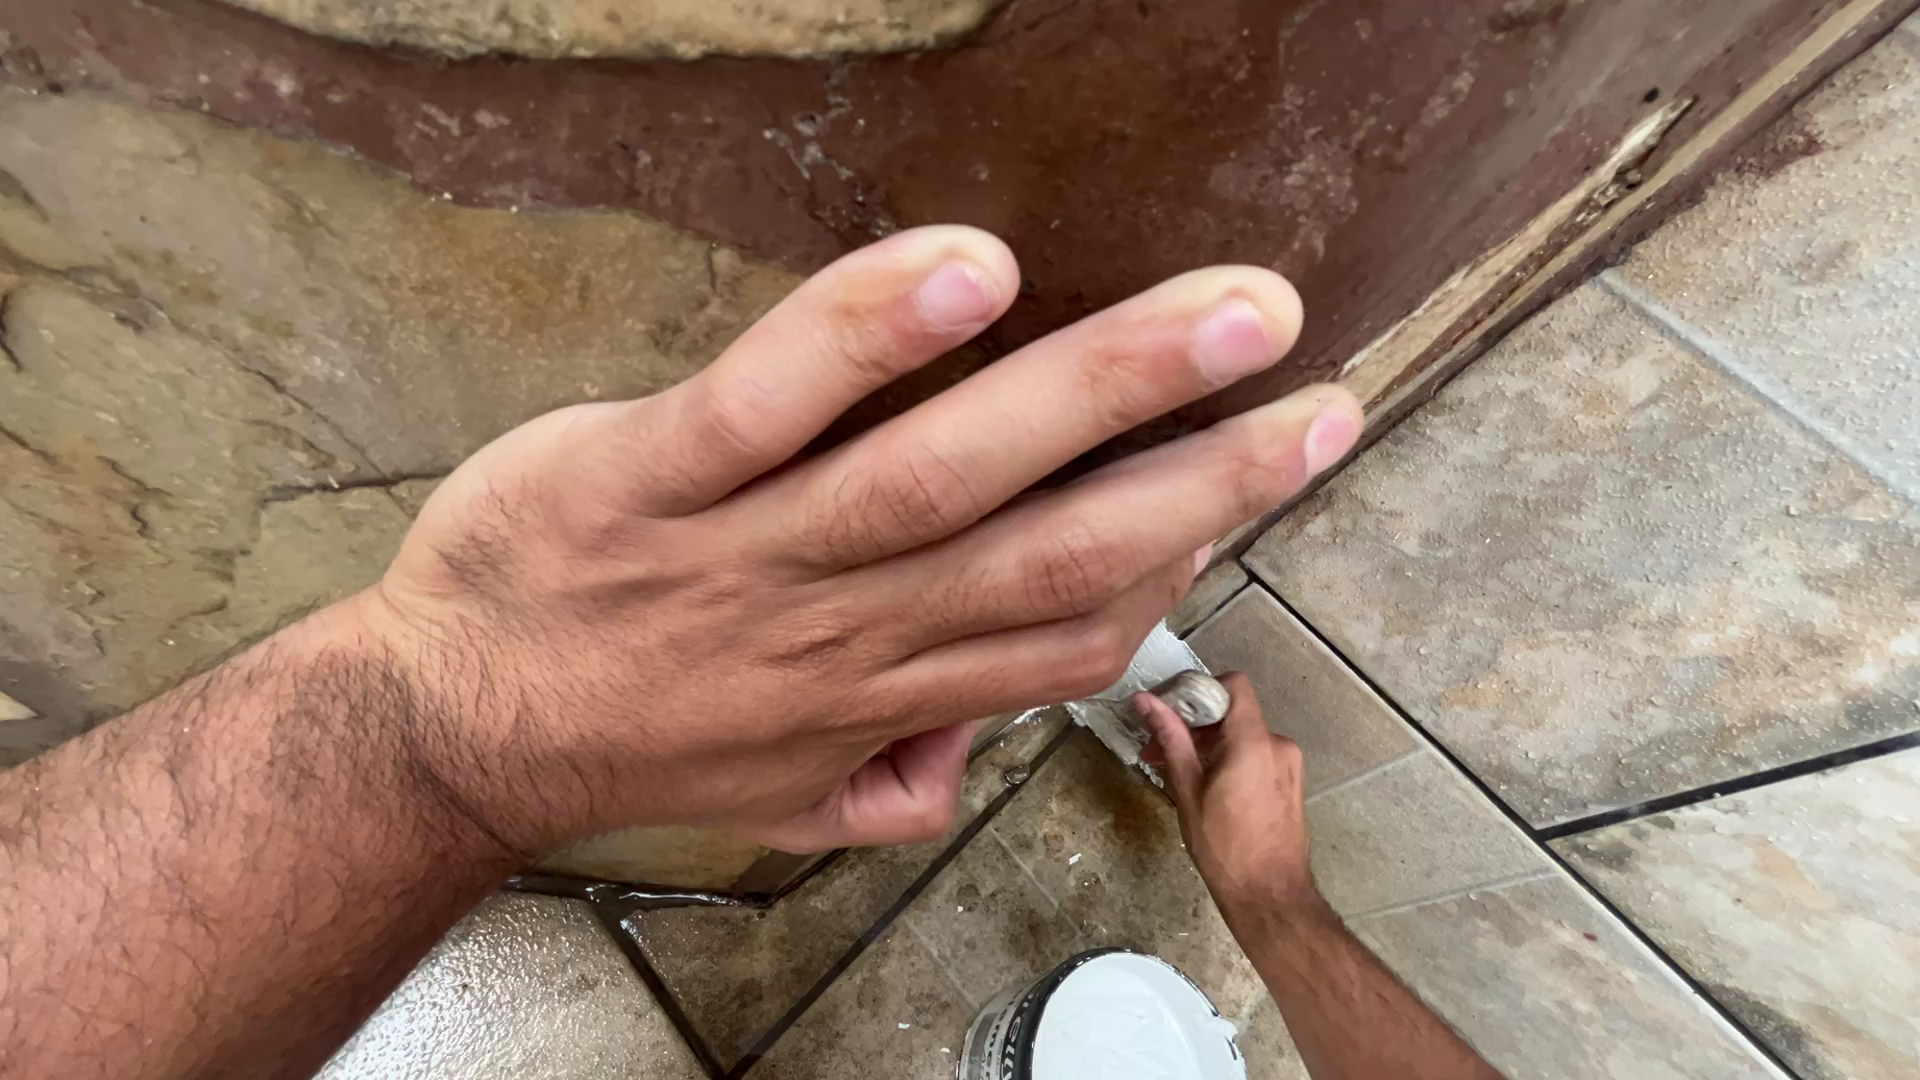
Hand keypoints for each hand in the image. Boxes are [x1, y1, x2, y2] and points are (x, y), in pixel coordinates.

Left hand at [355, 224, 1360, 858]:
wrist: (452, 729)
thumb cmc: (637, 740)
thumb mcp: (785, 803)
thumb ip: (894, 777)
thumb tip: (970, 749)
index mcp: (888, 693)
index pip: (1073, 634)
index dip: (1181, 560)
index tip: (1254, 478)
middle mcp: (850, 626)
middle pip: (1057, 553)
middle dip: (1205, 475)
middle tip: (1313, 398)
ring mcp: (753, 549)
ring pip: (950, 473)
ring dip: (1098, 389)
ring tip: (1217, 312)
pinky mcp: (653, 477)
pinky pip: (776, 400)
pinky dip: (873, 334)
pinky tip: (967, 267)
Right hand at [1138, 674, 1319, 917]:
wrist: (1271, 898)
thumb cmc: (1224, 846)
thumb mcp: (1187, 788)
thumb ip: (1170, 737)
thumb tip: (1145, 699)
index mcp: (1253, 741)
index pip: (1232, 684)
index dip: (1200, 687)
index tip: (1171, 708)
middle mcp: (1278, 744)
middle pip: (1232, 711)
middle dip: (1193, 724)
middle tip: (1159, 747)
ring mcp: (1289, 764)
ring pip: (1241, 735)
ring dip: (1208, 745)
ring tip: (1177, 773)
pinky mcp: (1290, 782)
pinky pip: (1255, 754)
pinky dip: (1228, 759)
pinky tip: (1205, 786)